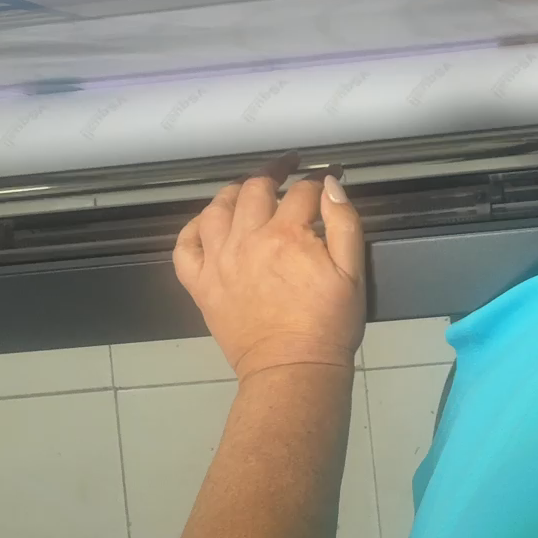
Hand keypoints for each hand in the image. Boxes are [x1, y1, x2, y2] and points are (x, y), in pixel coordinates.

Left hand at [173, 155, 366, 377]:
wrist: (293, 369)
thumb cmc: (329, 322)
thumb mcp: (353, 271)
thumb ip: (345, 222)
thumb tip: (330, 184)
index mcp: (287, 235)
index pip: (302, 191)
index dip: (320, 179)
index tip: (331, 176)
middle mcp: (247, 240)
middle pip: (256, 187)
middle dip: (276, 170)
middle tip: (291, 168)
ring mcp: (218, 262)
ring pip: (216, 208)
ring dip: (235, 191)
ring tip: (251, 189)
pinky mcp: (200, 284)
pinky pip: (184, 246)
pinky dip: (193, 227)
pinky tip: (210, 222)